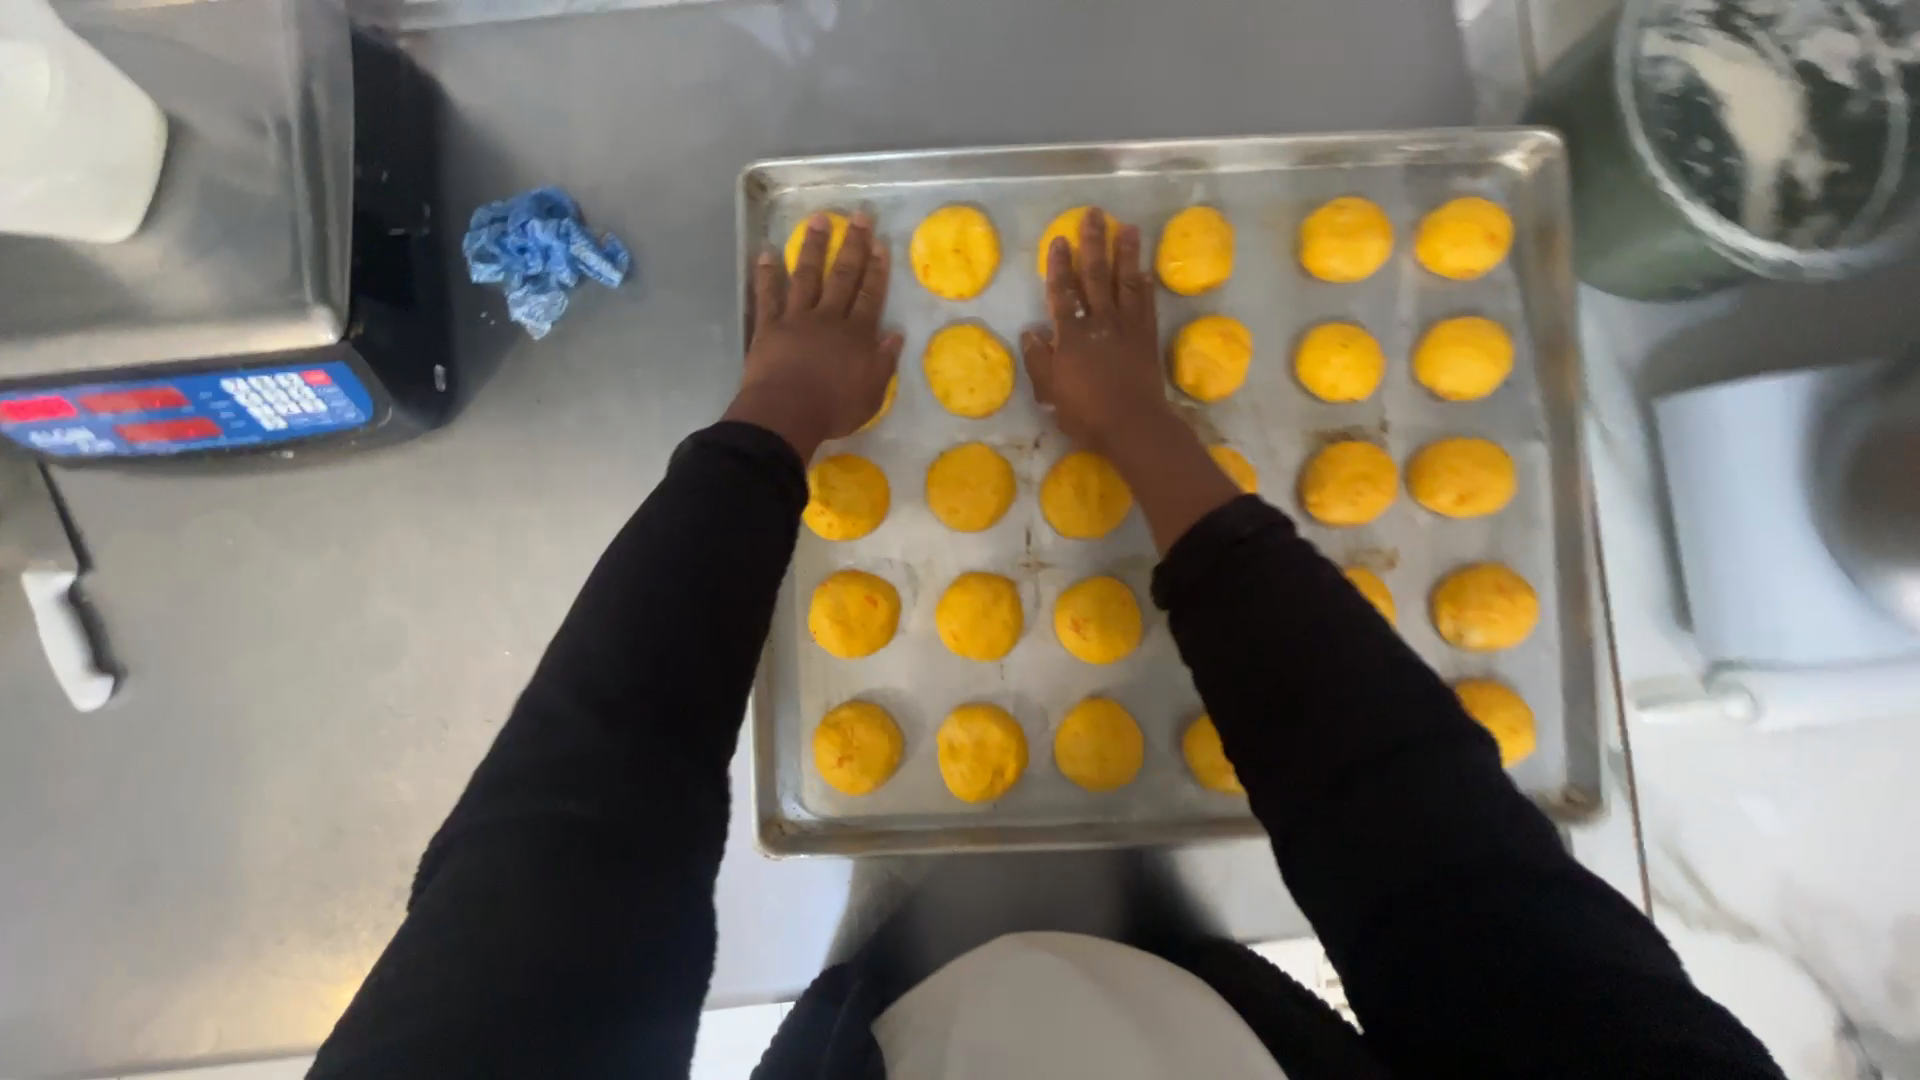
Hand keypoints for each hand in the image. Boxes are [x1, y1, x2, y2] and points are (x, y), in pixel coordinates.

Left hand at [724, 212, 902, 457]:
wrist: (787, 413)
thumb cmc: (833, 409)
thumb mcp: (872, 394)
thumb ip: (884, 362)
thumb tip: (895, 335)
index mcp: (856, 336)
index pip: (870, 295)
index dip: (877, 269)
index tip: (880, 243)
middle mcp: (828, 318)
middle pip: (842, 276)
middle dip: (852, 245)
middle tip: (858, 215)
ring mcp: (796, 319)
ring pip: (806, 276)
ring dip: (812, 246)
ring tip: (817, 219)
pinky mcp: (769, 327)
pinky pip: (767, 296)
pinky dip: (766, 274)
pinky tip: (767, 253)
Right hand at [1020, 211, 1171, 457]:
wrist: (1133, 424)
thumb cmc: (1086, 412)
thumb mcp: (1051, 391)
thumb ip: (1039, 360)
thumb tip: (1031, 331)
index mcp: (1072, 335)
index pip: (1063, 292)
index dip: (1059, 265)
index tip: (1059, 240)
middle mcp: (1100, 322)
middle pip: (1095, 275)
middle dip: (1093, 243)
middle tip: (1094, 214)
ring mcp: (1127, 327)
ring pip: (1125, 282)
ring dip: (1126, 253)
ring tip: (1127, 227)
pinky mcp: (1147, 337)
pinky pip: (1146, 304)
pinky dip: (1145, 285)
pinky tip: (1144, 270)